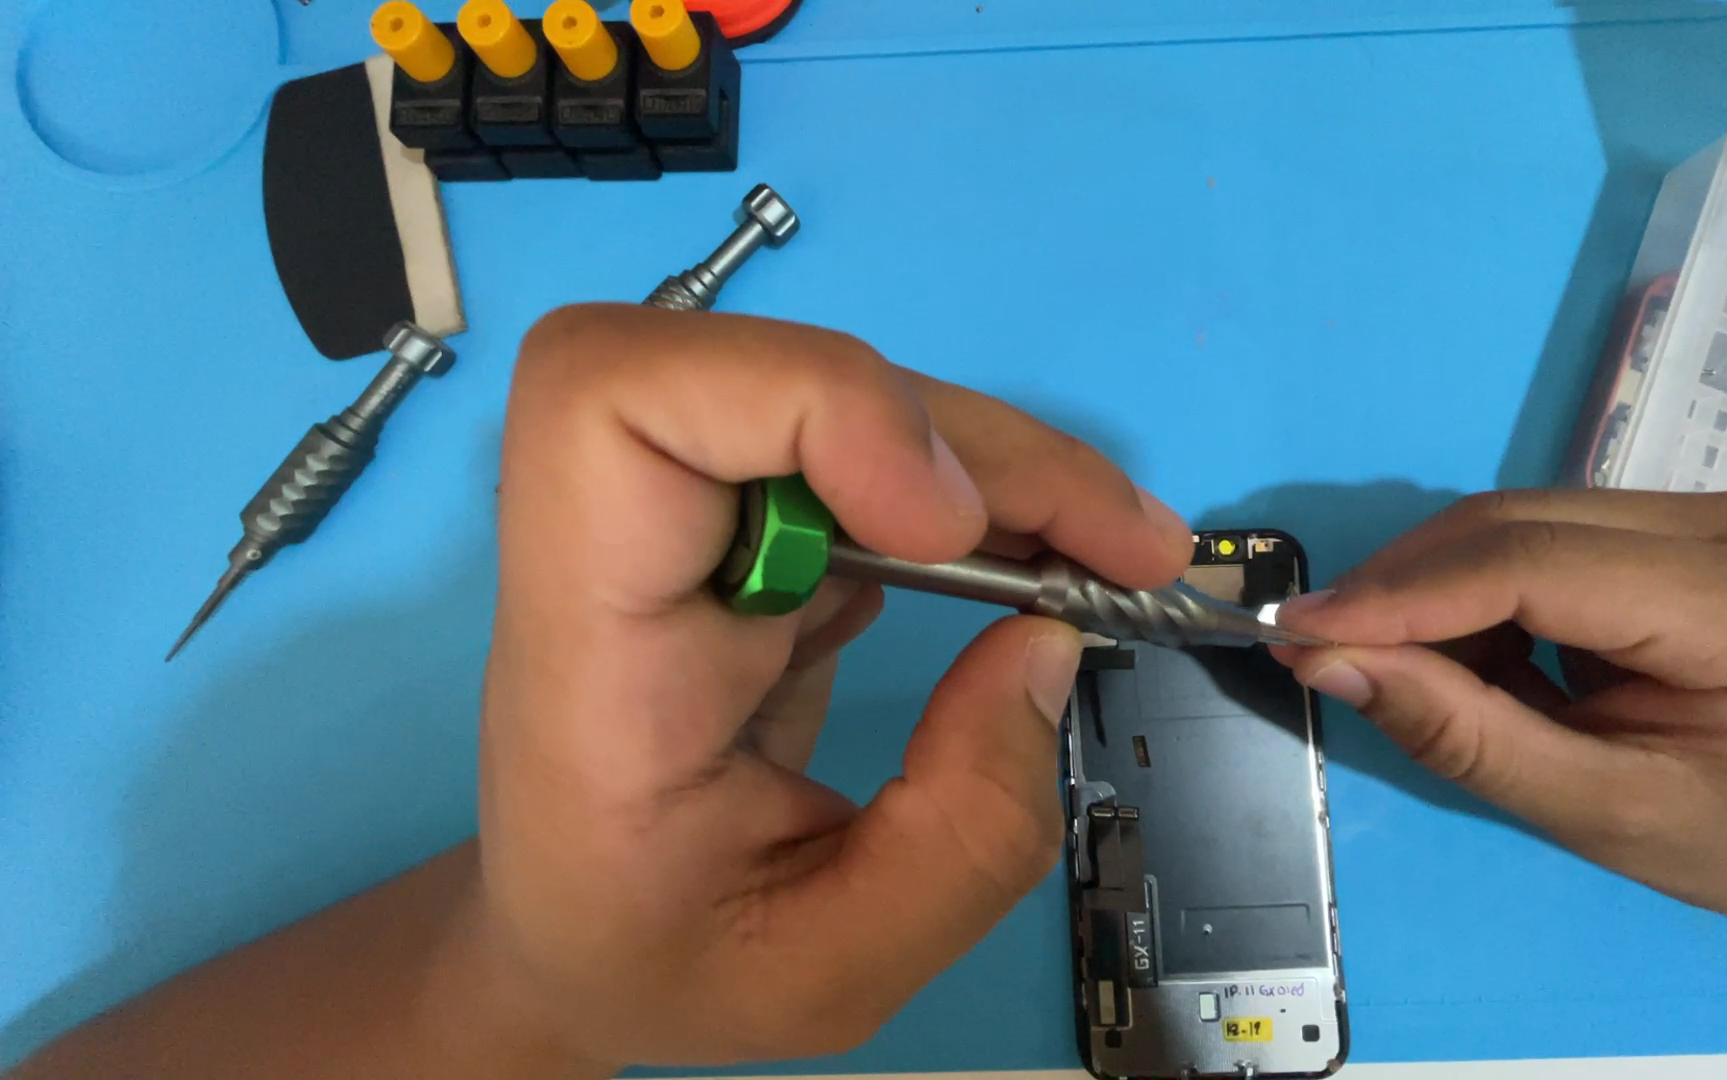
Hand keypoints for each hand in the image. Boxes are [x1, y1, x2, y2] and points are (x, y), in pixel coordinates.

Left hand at [476, 306, 1191, 1067]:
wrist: (582, 922)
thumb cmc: (664, 952)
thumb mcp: (829, 966)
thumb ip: (969, 830)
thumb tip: (1046, 637)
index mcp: (592, 650)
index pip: (621, 401)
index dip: (806, 402)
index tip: (946, 524)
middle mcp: (625, 545)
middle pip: (782, 378)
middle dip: (980, 443)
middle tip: (1129, 544)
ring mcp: (697, 521)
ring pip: (853, 402)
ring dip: (1001, 464)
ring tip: (1114, 550)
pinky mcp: (758, 528)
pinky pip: (876, 454)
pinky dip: (980, 489)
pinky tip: (1047, 553)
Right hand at [1273, 487, 1726, 986]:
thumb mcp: (1613, 816)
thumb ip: (1461, 734)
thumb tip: (1326, 659)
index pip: (1530, 564)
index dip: (1394, 594)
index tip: (1293, 627)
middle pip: (1514, 525)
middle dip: (1400, 588)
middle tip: (1324, 647)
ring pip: (1521, 523)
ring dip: (1437, 592)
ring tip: (1418, 669)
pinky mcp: (1716, 524)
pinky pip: (1551, 538)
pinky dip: (1485, 594)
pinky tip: (1488, 653)